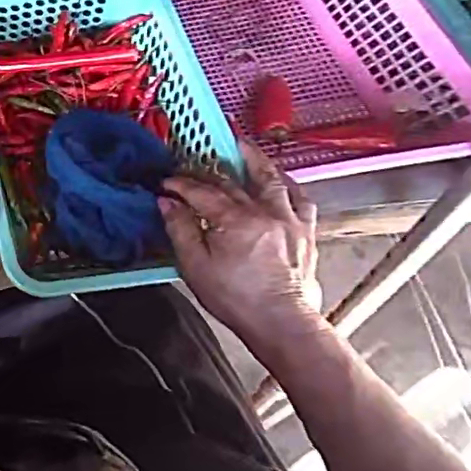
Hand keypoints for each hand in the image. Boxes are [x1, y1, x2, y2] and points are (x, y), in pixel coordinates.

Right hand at [159, 136, 328, 357]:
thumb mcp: (193, 264)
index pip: (202, 191)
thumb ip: (180, 228)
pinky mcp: (306, 233)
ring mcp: (290, 221)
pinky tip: (280, 182)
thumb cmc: (233, 296)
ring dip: (255, 162)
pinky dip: (288, 186)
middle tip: (192, 165)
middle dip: (208, 171)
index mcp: (235, 220)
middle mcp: (265, 213)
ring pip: (273, 181)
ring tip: (243, 149)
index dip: (180, 184)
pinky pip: (301, 200)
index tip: (165, 183)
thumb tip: (167, 202)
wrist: (281, 322)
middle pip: (233, 182)